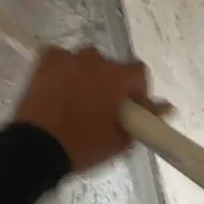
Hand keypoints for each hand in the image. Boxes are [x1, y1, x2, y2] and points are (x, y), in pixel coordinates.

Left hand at [11, 47, 168, 172]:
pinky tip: (58, 90)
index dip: (136, 90)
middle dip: (109, 83)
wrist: (37, 146)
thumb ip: (145, 118)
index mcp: (118, 76)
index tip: (128, 107)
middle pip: (110, 67)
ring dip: (86, 75)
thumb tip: (166, 106)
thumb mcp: (121, 139)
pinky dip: (63, 71)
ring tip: (75, 100)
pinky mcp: (46, 59)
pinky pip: (62, 60)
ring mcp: (68, 56)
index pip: (139, 73)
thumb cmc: (84, 145)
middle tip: (100, 106)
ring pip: (85, 63)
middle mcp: (96, 58)